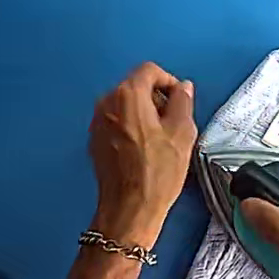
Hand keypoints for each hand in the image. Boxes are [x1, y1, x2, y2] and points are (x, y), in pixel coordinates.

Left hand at [87, 62, 197, 248]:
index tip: (180, 100)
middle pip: (136, 85)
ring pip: (126, 103)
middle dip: (157, 97)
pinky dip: (131, 125)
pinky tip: (144, 148)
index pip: (150, 70)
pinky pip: (116, 120)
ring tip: (161, 137)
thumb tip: (183, 88)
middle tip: (174, 121)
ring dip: (145, 112)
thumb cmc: (157, 172)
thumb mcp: (182, 133)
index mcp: (128, 95)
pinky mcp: (94, 140)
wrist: (129, 208)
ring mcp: (97, 122)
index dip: (169, 81)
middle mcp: (107, 103)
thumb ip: (183, 102)